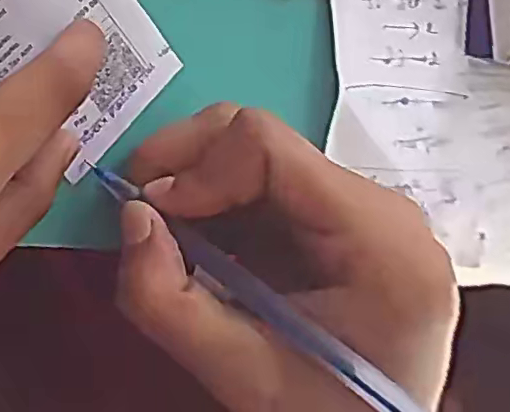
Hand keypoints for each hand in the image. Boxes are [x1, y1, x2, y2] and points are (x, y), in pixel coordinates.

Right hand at [116, 105, 459, 410]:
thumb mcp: (240, 376)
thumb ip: (168, 300)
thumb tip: (132, 213)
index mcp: (378, 236)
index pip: (266, 144)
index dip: (198, 166)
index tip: (155, 209)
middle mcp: (376, 202)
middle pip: (256, 134)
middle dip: (185, 160)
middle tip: (143, 202)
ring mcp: (358, 201)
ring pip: (249, 147)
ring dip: (193, 177)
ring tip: (169, 225)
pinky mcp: (334, 208)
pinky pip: (257, 173)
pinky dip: (212, 192)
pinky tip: (201, 233)